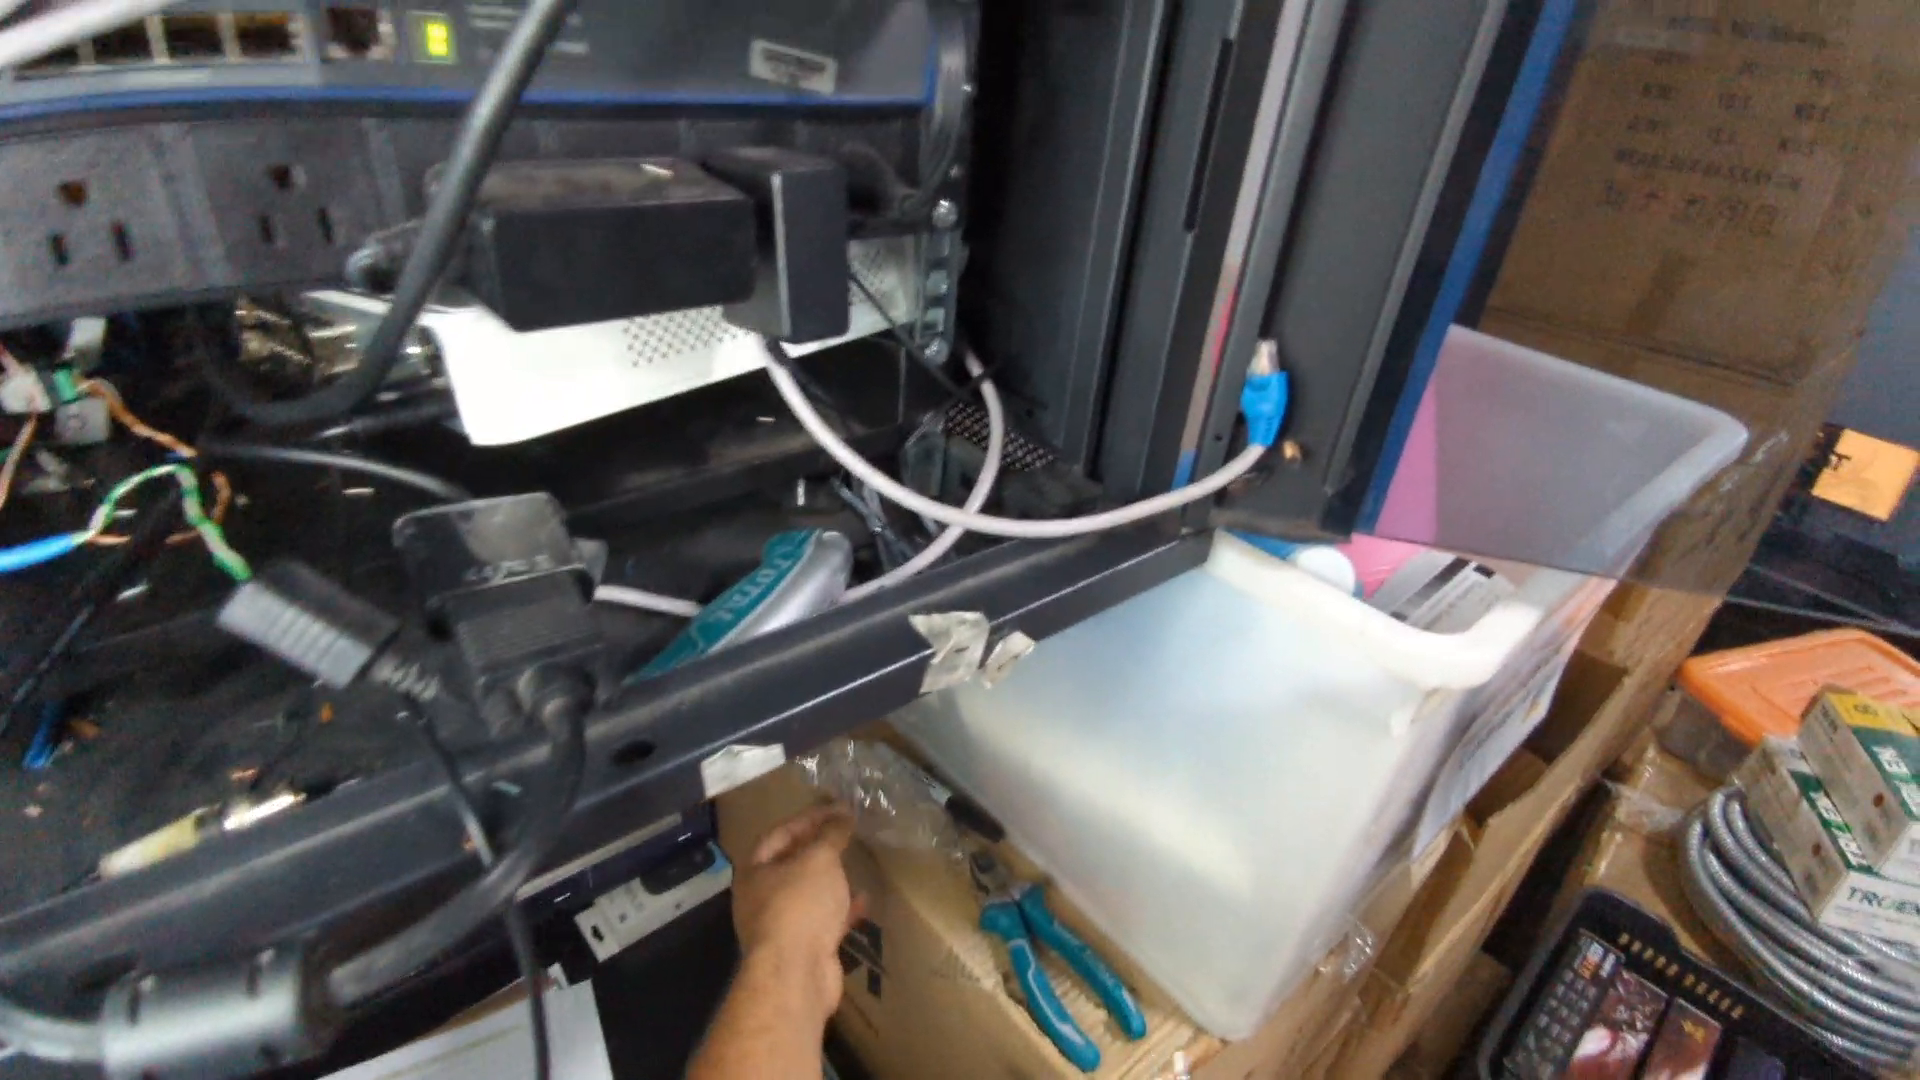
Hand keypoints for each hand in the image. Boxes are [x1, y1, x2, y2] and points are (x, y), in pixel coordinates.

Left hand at [732, 803, 865, 1022]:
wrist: (796, 974)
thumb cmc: (800, 904)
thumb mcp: (820, 859)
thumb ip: (831, 833)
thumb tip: (843, 812)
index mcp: (754, 872)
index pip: (779, 833)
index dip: (807, 818)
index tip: (836, 809)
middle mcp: (760, 899)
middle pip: (790, 865)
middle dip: (817, 849)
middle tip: (845, 834)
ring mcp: (780, 927)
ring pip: (807, 894)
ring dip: (830, 879)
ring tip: (854, 863)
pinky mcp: (801, 950)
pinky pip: (822, 921)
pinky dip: (841, 909)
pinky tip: (863, 900)